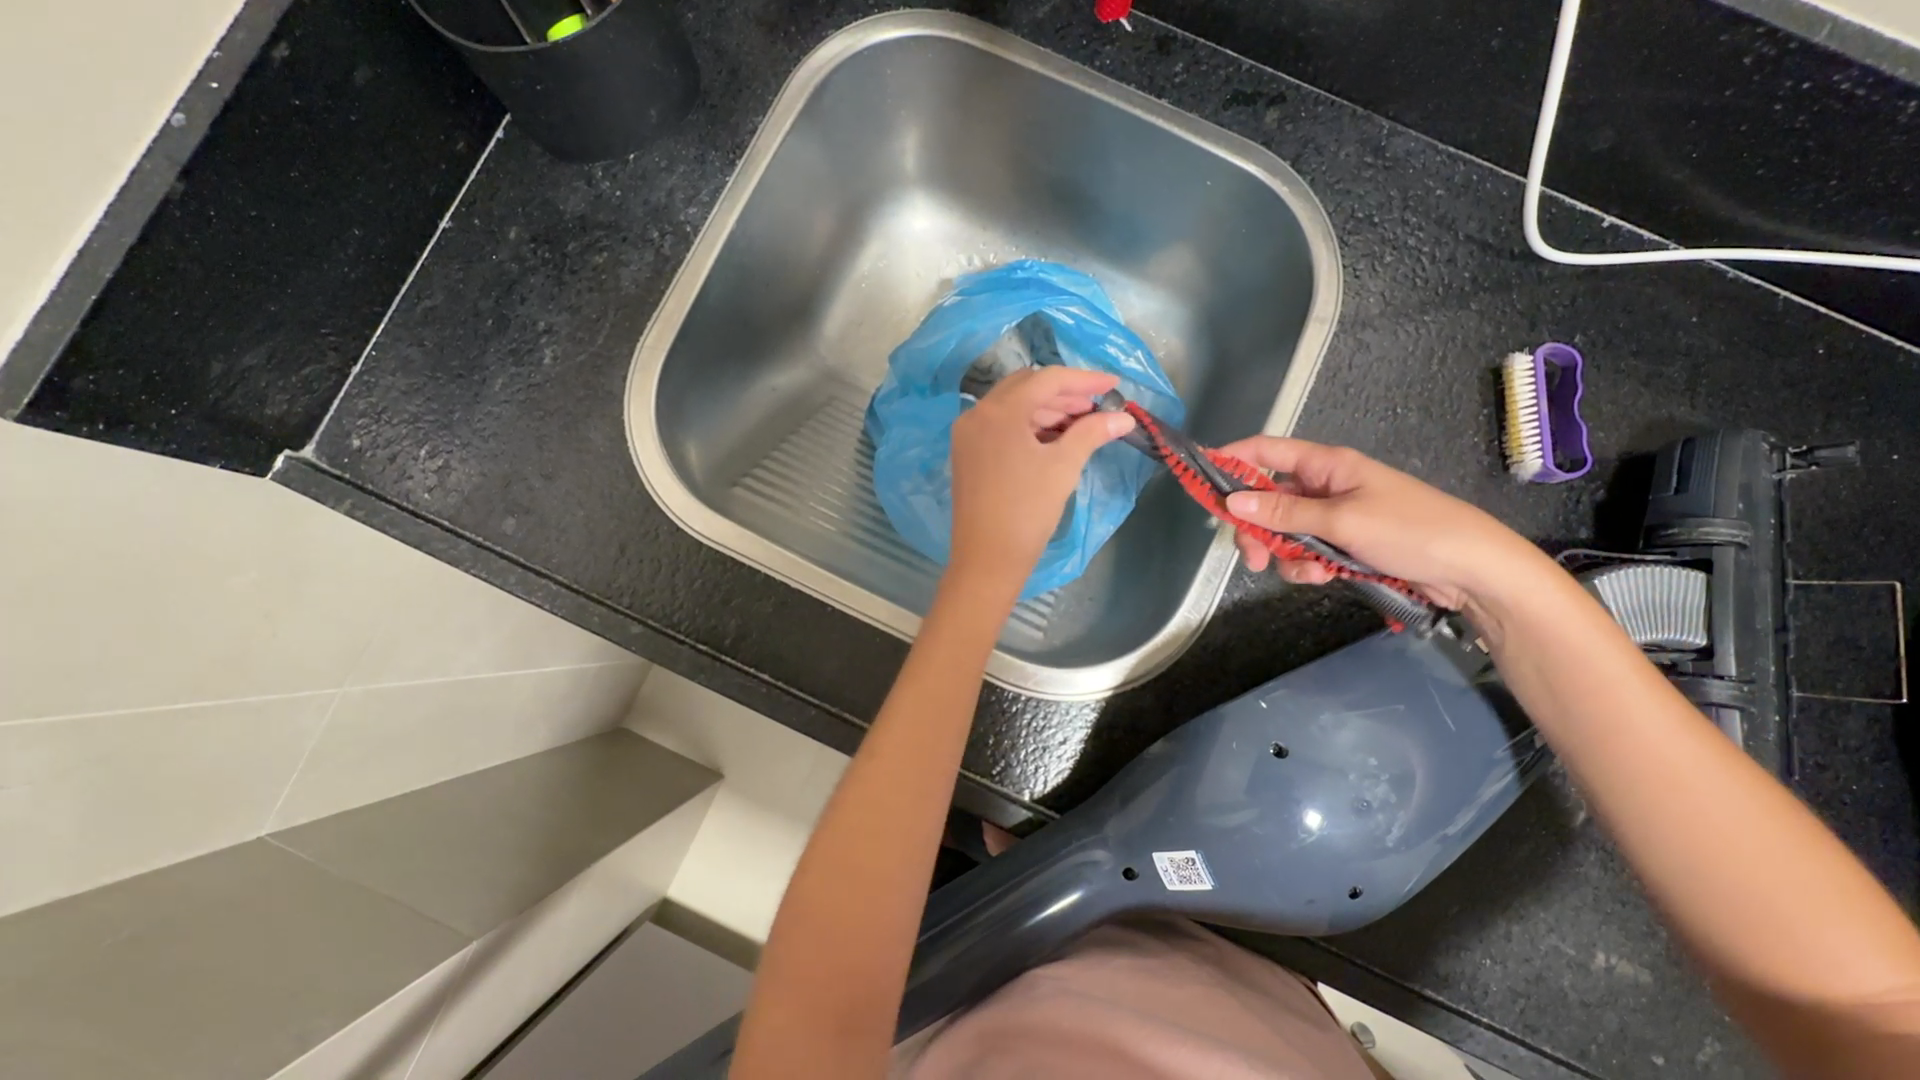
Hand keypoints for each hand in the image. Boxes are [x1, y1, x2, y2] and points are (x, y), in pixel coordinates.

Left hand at [948, 366, 1135, 588]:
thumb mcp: (1064, 466)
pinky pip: (1001, 425)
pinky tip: (1053, 438)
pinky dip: (1028, 425)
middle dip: (1064, 393)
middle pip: (1026, 387)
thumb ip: (1092, 433)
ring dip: (1047, 409)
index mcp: (999, 411)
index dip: (1084, 379)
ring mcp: (968, 434)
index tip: (1113, 384)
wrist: (988, 559)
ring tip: (1081, 423)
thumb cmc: (1027, 511)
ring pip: (1012, 406)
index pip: (1047, 380)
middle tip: (1096, 406)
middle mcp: (977, 414)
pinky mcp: (967, 454)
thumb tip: (1124, 418)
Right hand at [1215, 436, 1548, 613]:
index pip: (1267, 452)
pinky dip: (1309, 567)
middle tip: (1251, 556)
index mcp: (1328, 465)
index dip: (1232, 460)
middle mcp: (1326, 487)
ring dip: (1287, 554)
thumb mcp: (1341, 520)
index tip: (1201, 479)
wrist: (1471, 570)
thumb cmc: (1409, 530)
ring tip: (1310, 572)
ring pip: (1285, 532)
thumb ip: (1283, 511)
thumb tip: (1232, 499)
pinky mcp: (1347, 546)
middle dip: (1256, 527)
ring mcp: (1336, 518)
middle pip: (1269, 499)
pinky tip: (1328, 577)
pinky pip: (1308, 553)